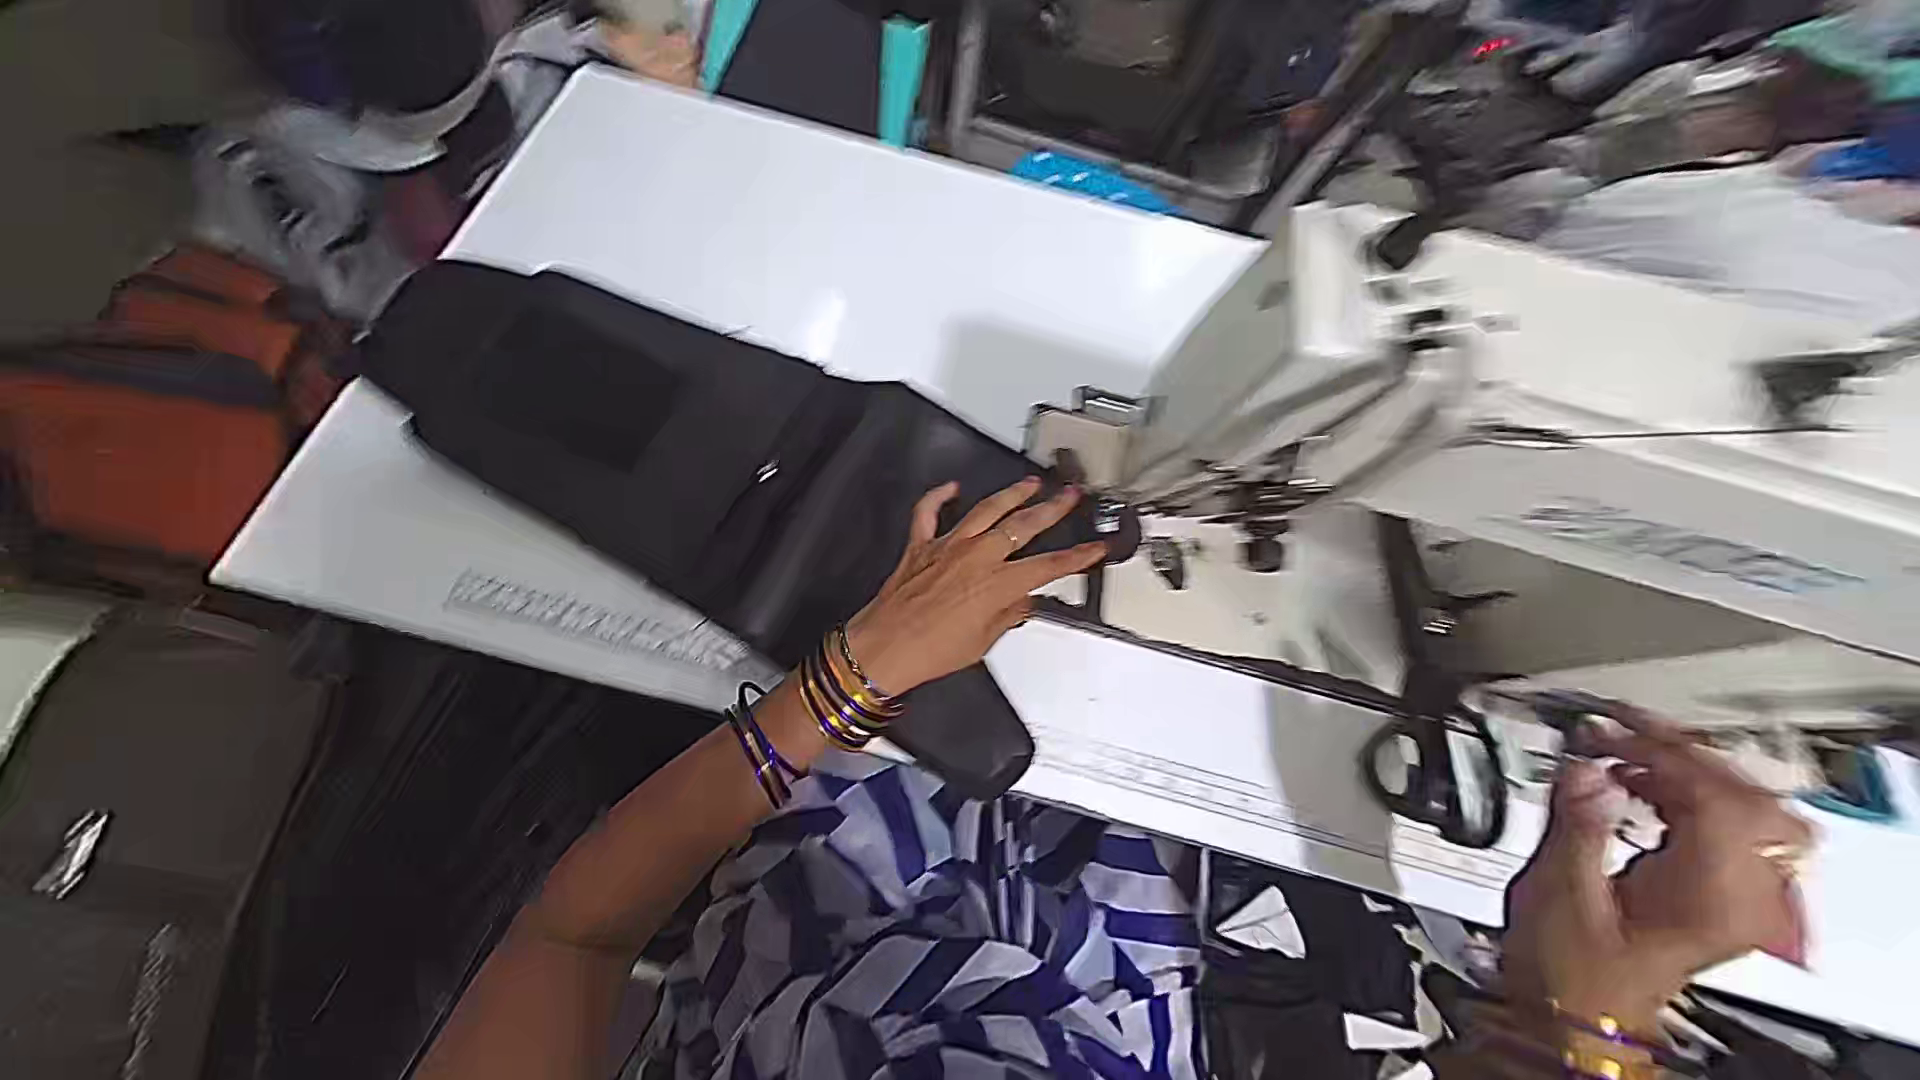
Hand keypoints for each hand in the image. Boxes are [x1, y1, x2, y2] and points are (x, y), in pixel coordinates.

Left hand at [842, 477, 1107, 696]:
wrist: (884, 649)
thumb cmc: (929, 651)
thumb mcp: (983, 642)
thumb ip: (1008, 615)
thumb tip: (1023, 602)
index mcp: (997, 585)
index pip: (1049, 565)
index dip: (1078, 556)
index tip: (1095, 547)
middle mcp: (976, 558)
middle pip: (1024, 525)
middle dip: (1053, 508)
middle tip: (1070, 495)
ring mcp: (948, 547)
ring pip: (986, 509)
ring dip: (1012, 493)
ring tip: (1031, 483)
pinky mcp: (921, 545)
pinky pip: (929, 511)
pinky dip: (939, 496)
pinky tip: (952, 486)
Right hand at [1501, 707, 1813, 1035]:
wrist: (1575, 1004)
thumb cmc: (1569, 962)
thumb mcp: (1559, 888)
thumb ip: (1576, 822)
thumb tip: (1586, 768)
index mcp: (1714, 900)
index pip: (1721, 804)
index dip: (1664, 755)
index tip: (1607, 729)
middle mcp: (1744, 899)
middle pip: (1753, 803)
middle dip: (1686, 752)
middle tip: (1623, 723)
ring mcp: (1737, 896)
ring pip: (1745, 809)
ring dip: (1683, 768)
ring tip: (1620, 744)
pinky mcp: (1714, 888)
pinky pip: (1720, 824)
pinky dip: (1678, 790)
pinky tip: (1630, 777)